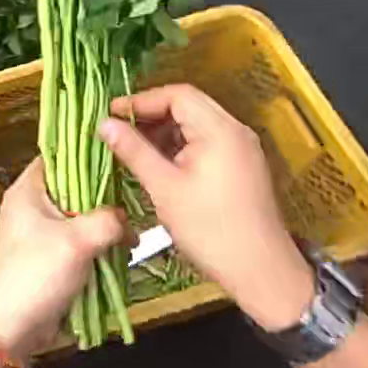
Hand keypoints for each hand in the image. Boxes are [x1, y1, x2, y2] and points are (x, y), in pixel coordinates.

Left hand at [0, 159, 126, 358]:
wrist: (8, 328)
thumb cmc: (36, 274)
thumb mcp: (78, 241)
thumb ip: (108, 221)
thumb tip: (127, 220)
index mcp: (29, 188)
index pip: (60, 154)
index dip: (89, 153)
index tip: (121, 158)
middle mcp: (33, 203)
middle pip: (75, 186)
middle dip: (105, 197)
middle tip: (135, 202)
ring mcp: (40, 230)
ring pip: (80, 215)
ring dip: (104, 225)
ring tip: (131, 235)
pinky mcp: (49, 254)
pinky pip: (79, 239)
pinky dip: (98, 244)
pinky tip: (121, 252)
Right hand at [98, 85, 313, 329]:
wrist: (262, 272)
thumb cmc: (211, 229)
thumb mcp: (164, 188)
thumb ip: (133, 151)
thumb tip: (104, 124)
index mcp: (219, 130)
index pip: (177, 95)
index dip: (141, 100)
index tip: (112, 114)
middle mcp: (235, 131)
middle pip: (187, 105)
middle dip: (151, 114)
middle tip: (119, 130)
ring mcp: (241, 148)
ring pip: (196, 124)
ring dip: (164, 131)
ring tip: (134, 148)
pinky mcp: (242, 166)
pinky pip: (206, 141)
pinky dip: (180, 145)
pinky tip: (159, 164)